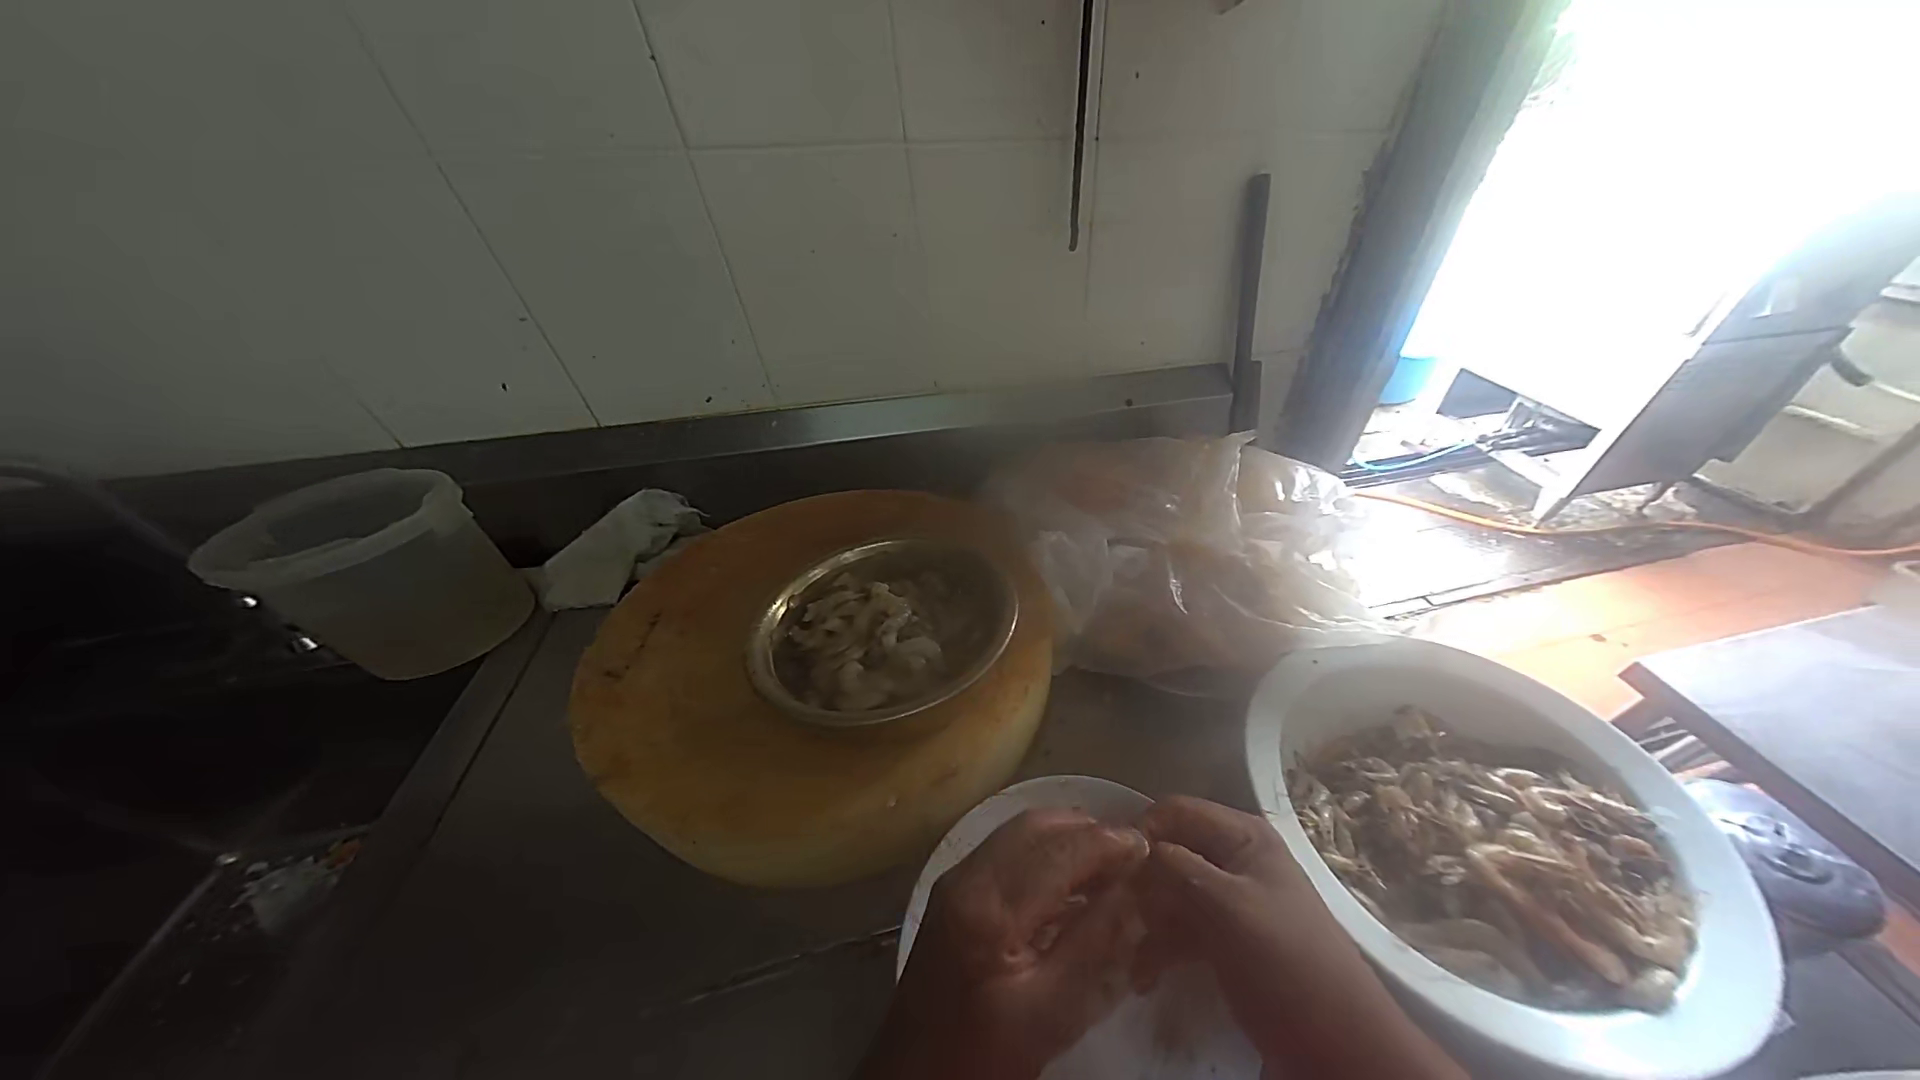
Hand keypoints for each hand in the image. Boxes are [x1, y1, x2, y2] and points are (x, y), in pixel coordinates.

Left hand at [857, 809, 1149, 1079]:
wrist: (914, 1076)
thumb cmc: (983, 1057)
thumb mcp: (1051, 1014)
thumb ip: (1098, 947)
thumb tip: (1140, 889)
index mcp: (989, 905)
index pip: (1059, 849)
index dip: (1108, 842)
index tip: (1151, 847)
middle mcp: (966, 875)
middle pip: (1036, 827)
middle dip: (1089, 832)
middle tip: (1133, 854)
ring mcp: (955, 879)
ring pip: (1021, 834)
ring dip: (1067, 839)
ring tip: (1111, 865)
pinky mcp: (954, 891)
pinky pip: (1008, 852)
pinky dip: (1045, 853)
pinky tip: (1072, 883)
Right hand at [1135, 796, 1466, 1079]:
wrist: (1340, 1049)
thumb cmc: (1285, 962)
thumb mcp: (1227, 906)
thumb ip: (1176, 866)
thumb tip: (1133, 845)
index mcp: (1242, 836)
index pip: (1175, 811)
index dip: (1142, 831)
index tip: (1110, 865)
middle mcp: (1233, 859)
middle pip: (1169, 851)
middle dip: (1139, 880)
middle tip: (1112, 912)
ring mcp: (1229, 901)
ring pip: (1169, 892)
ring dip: (1145, 919)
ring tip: (1123, 950)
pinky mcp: (1224, 939)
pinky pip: (1180, 928)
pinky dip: (1159, 946)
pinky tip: (1141, 974)